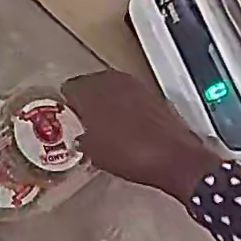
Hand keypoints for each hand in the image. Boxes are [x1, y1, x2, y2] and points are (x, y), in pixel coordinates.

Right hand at [62, 70, 219, 198]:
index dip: (65, 107)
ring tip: (102, 131)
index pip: (69, 89)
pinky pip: (129, 100)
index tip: (66, 122)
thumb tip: (80, 136)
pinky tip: (124, 131)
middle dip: (85, 104)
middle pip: (90, 87)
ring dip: (105, 107)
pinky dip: (123, 111)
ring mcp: (137, 86)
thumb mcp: (93, 151)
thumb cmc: (128, 153)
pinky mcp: (153, 97)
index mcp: (93, 88)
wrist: (174, 159)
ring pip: (111, 92)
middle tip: (81, 127)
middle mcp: (114, 80)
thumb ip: (81, 137)